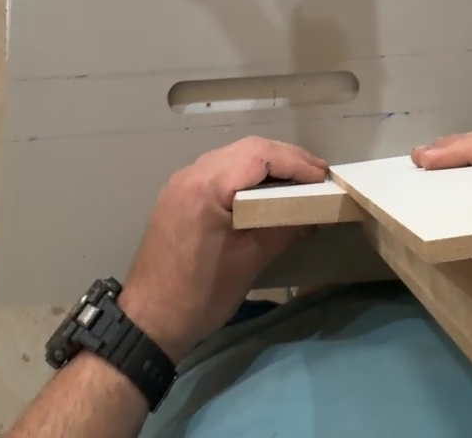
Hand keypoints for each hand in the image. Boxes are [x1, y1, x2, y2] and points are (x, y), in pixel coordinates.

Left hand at [120, 137, 327, 362]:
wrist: (147, 322)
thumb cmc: (200, 295)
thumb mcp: (249, 262)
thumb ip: (284, 230)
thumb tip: (316, 215)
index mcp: (207, 186)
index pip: (259, 156)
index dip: (295, 162)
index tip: (324, 176)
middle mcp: (192, 173)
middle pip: (247, 149)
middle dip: (285, 158)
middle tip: (317, 175)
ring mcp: (182, 182)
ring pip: (233, 156)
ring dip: (266, 163)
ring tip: (298, 180)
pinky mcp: (179, 194)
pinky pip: (219, 170)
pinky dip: (246, 173)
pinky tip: (265, 189)